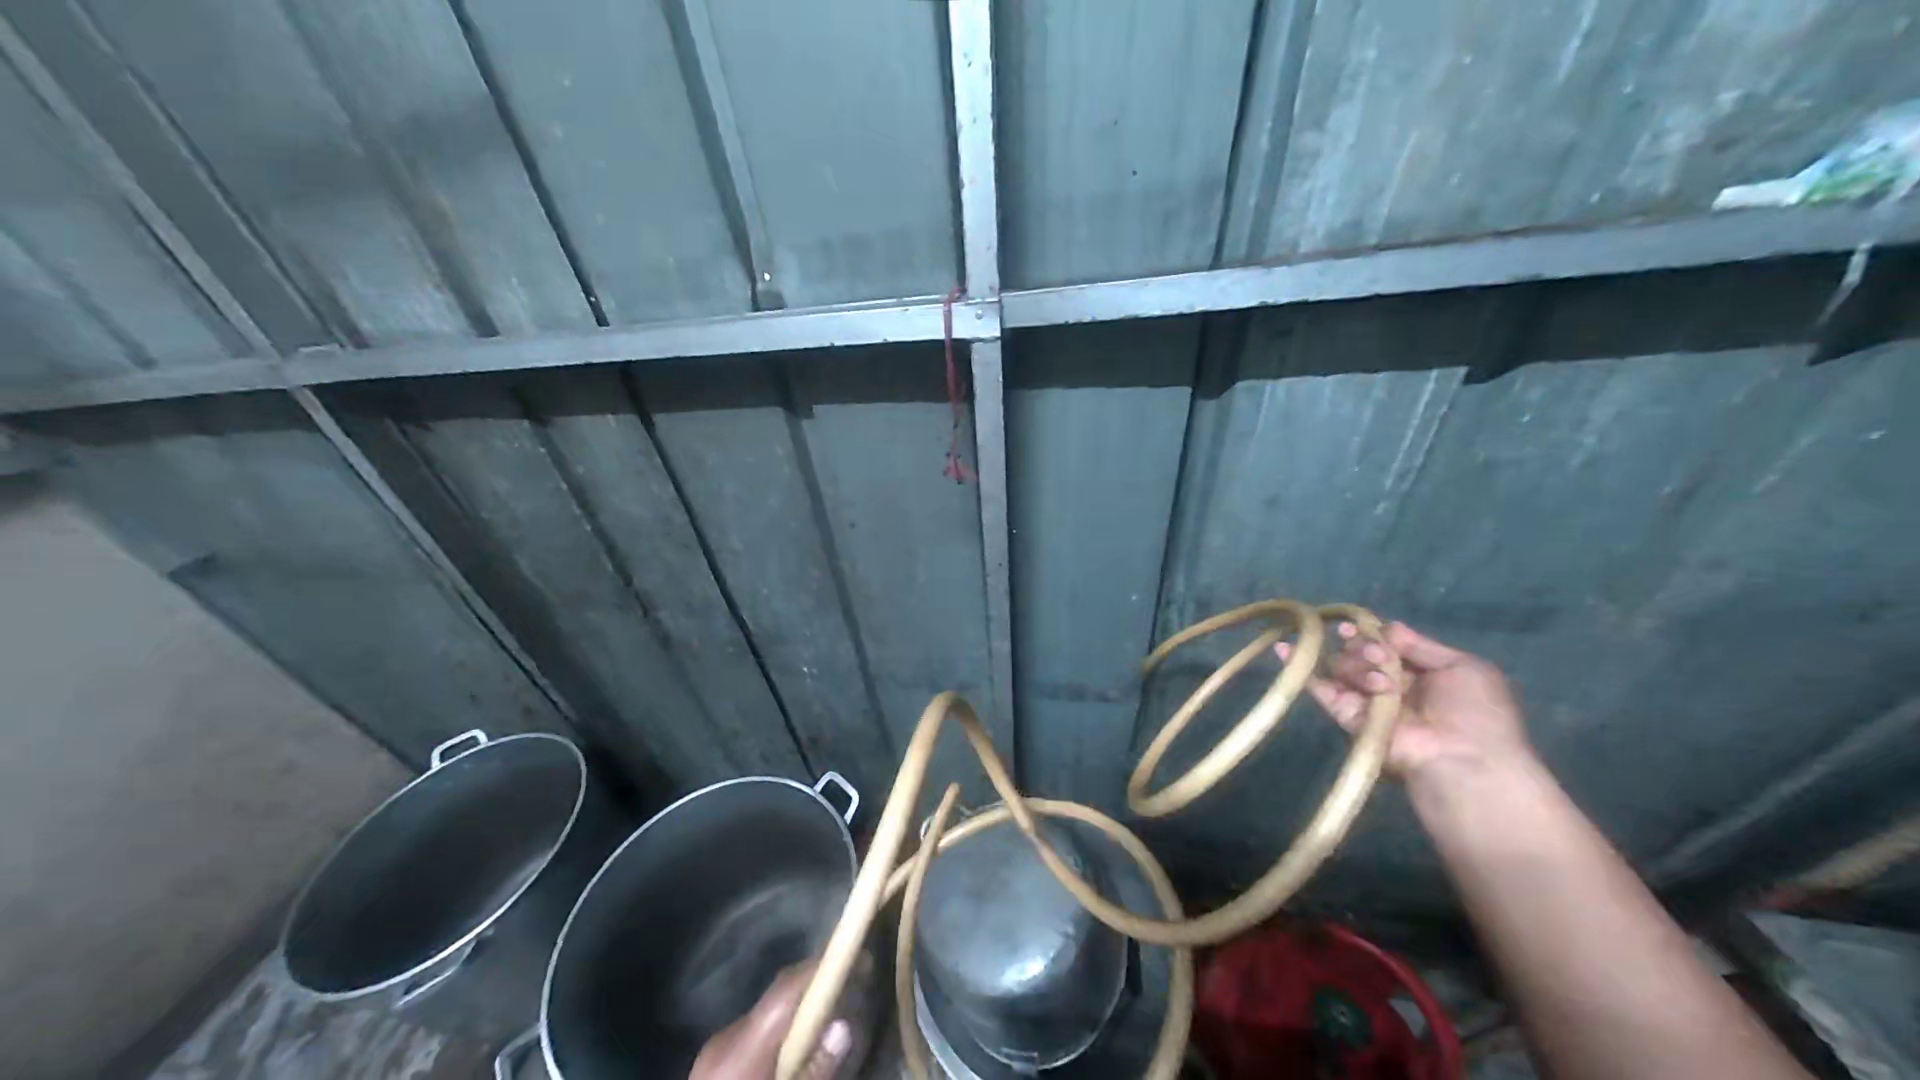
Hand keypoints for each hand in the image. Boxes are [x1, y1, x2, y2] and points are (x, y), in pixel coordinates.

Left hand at [689, 963, 852, 1079]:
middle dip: (813, 988)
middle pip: (776, 1000)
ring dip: (796, 1014)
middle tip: (851, 987)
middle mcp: (724, 1040)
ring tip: (830, 1021)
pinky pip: (752, 1039)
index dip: (822, 968)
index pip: (786, 989)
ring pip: (765, 1019)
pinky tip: (795, 1054)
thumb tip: (842, 1026)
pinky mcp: (710, 1071)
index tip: (856, 957)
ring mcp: (713, 1055)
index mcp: (742, 1048)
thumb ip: (813, 1070)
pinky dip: (778, 1036)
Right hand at [1277, 620, 1532, 787]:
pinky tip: (1285, 649)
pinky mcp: (1346, 716)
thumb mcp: (1463, 667)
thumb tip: (1386, 627)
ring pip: (1343, 666)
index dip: (1372, 633)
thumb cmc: (1475, 713)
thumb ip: (1420, 645)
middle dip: (1365, 648)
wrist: (1462, 760)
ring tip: (1380, 682)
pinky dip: (1301, 668)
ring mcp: (1367, 700)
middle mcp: (1391, 684)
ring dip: (1356, 665)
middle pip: (1360, 652)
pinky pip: (1320, 689)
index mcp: (1422, 673)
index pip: (1386, 644)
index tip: (1361, 627)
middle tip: (1378, 658)